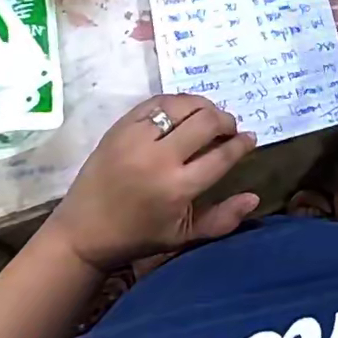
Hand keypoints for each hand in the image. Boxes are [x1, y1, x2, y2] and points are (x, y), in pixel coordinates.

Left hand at [42, 95, 260, 271]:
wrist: (82, 231)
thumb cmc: (137, 236)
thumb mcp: (182, 236)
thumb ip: (222, 219)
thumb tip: (255, 196)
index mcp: (176, 189)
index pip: (222, 155)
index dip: (242, 143)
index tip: (250, 138)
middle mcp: (159, 159)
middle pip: (207, 122)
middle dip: (226, 121)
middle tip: (229, 128)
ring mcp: (137, 138)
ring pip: (183, 105)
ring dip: (204, 107)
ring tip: (208, 117)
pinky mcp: (121, 126)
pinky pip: (158, 101)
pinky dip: (177, 103)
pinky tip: (184, 112)